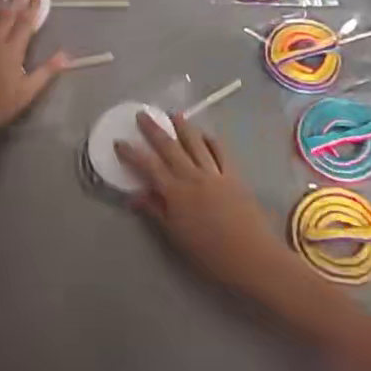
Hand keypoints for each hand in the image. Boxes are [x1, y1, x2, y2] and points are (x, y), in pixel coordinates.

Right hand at [114, 112, 289, 285]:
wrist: (250, 256)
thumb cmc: (208, 253)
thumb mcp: (174, 235)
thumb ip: (155, 211)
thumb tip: (135, 195)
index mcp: (175, 193)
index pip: (148, 166)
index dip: (132, 153)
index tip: (120, 141)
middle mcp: (193, 177)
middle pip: (170, 147)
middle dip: (154, 130)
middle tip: (143, 115)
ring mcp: (215, 173)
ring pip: (196, 143)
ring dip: (183, 126)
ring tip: (173, 114)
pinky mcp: (235, 176)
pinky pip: (221, 152)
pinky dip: (211, 140)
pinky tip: (205, 135)